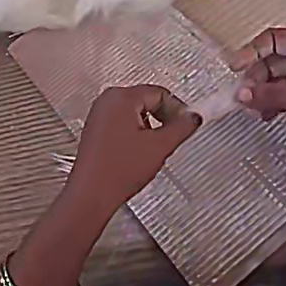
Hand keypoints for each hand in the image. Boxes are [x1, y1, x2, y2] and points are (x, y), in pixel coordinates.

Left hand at [64, 84, 201, 207]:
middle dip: (163, 117)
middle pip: (147, 100)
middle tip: (172, 136)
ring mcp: (99, 113)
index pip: (160, 93)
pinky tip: (137, 152)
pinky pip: (123, 122)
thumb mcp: (160, 146)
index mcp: (121, 98)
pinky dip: (135, 133)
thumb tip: (193, 117)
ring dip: (150, 126)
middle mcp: (107, 100)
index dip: (178, 110)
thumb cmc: (117, 170)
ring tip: (153, 148)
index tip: (187, 124)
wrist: (92, 192)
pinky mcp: (96, 127)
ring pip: (136, 112)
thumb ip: (182, 127)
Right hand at [228, 28, 285, 145]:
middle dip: (256, 76)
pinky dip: (273, 104)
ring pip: (278, 80)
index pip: (275, 39)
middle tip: (243, 94)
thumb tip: (243, 94)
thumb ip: (273, 94)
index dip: (252, 50)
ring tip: (253, 108)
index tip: (235, 67)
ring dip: (263, 93)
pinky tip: (266, 115)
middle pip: (273, 60)